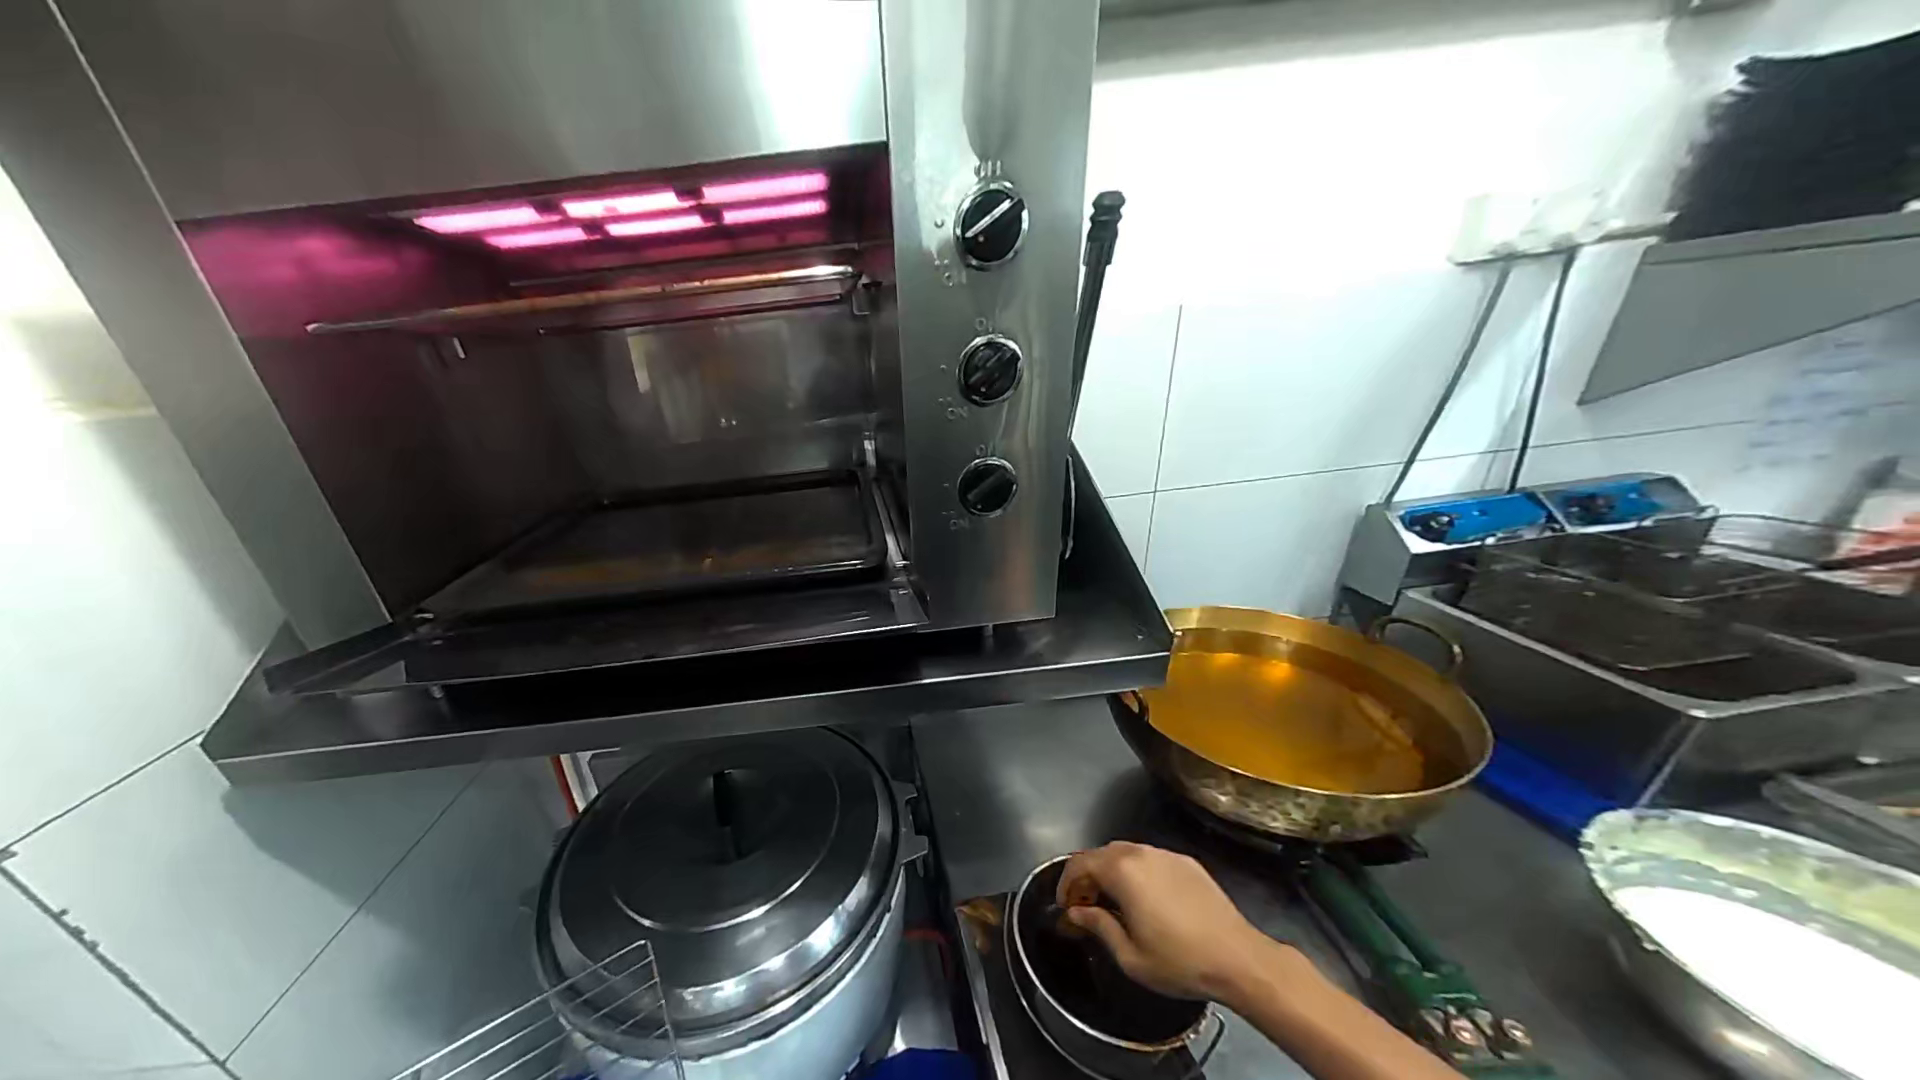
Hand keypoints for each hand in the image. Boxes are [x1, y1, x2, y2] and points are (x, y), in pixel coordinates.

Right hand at [1055, 841, 1303, 1005]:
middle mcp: (1141, 852)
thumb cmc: (1179, 961)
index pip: (1079, 863)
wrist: (1238, 958)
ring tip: (1114, 902)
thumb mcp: (1130, 956)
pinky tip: (1147, 899)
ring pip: (1127, 852)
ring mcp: (1166, 854)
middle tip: (1086, 905)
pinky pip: (1151, 859)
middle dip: (1088, 875)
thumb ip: (1098, 926)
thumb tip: (1076, 913)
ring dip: (1112, 871)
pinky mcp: (1187, 862)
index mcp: (1122, 871)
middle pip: (1101, 853)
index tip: (1065, 906)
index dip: (1066, 883)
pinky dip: (1138, 872)